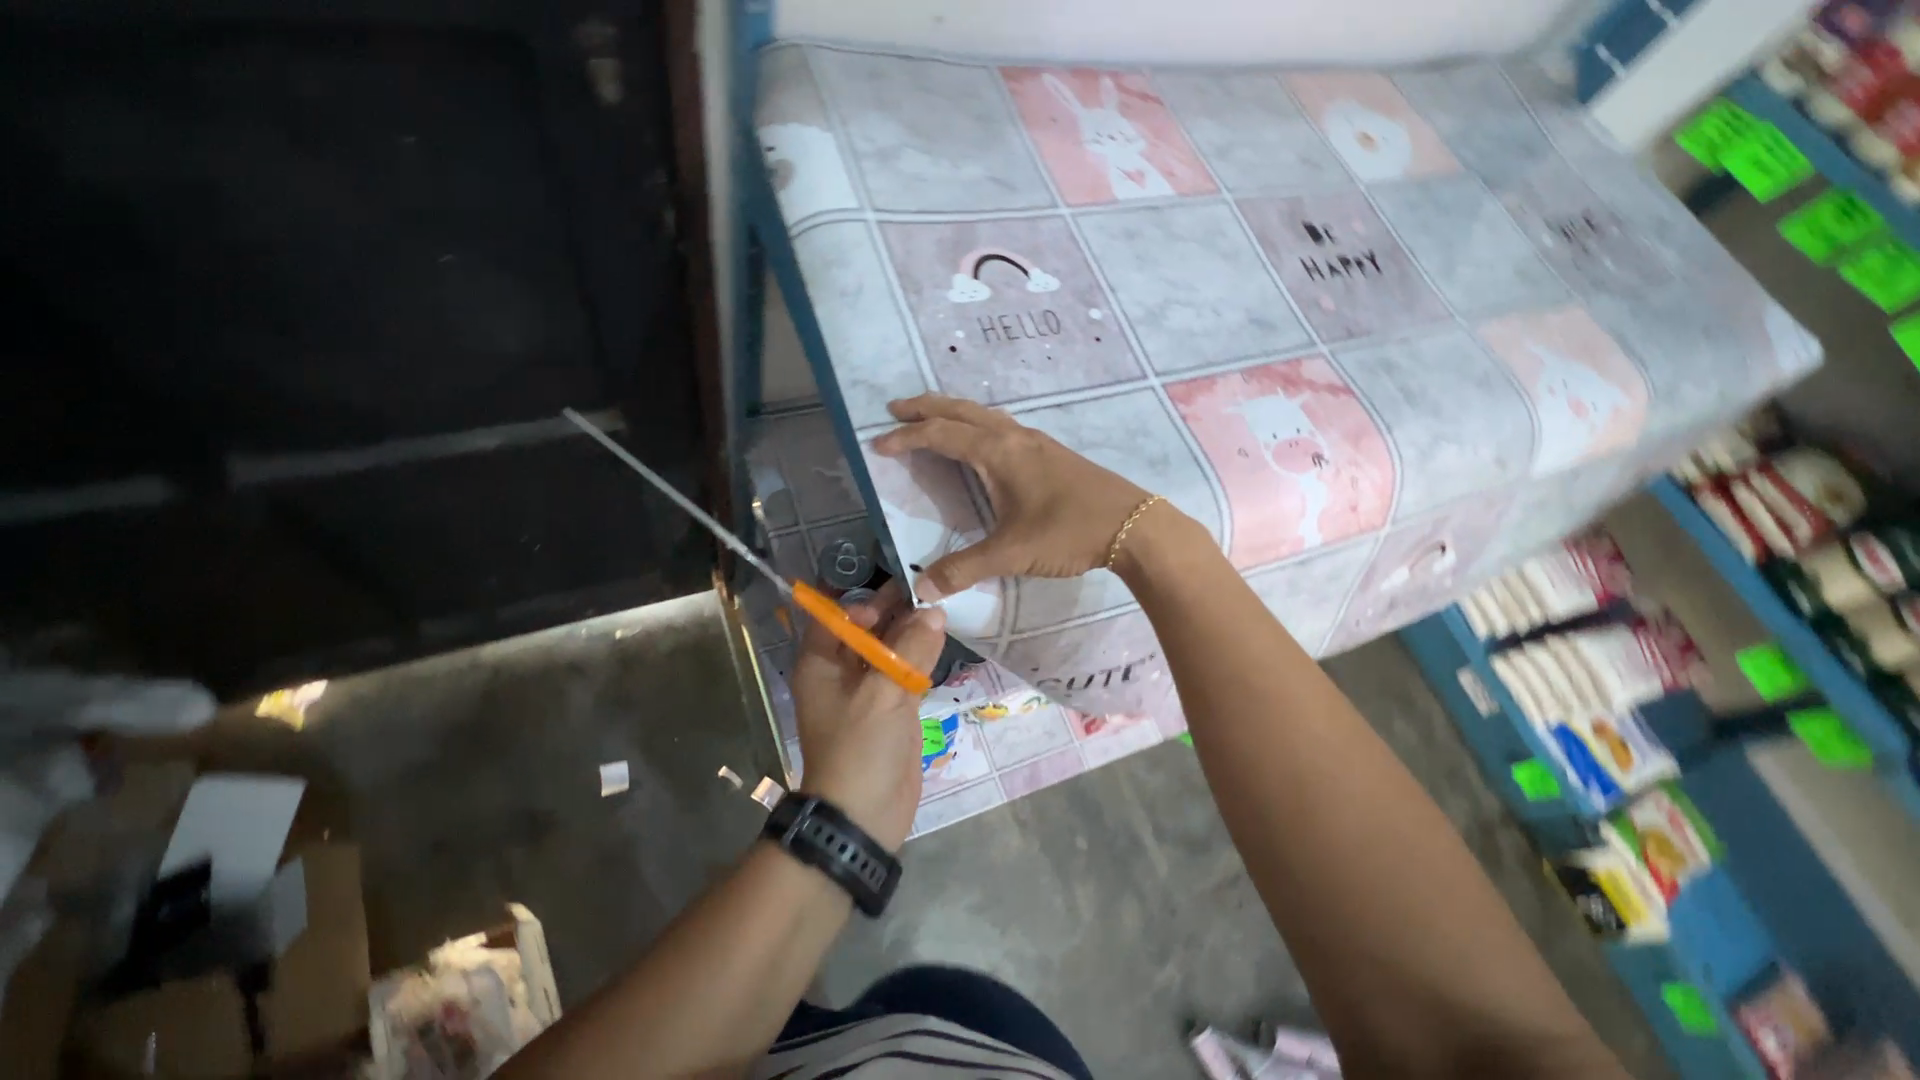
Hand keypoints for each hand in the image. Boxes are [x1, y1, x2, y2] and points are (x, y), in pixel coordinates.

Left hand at [789, 581, 947, 851]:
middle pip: (866, 630)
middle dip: (895, 611)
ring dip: (912, 633)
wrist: (862, 816)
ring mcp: (866, 693)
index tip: (904, 584)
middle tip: (933, 589)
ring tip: (944, 608)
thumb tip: (935, 612)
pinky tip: (943, 641)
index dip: (867, 597)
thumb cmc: (860, 748)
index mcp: (821, 663)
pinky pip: (903, 675)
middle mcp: (840, 673)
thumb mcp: (884, 693)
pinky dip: (920, 659)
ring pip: (889, 651)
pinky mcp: (889, 712)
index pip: (837, 615)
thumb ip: (910, 649)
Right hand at [873, 394, 1161, 598]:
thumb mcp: (1011, 553)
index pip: (941, 435)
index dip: (907, 437)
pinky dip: (977, 423)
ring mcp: (1036, 441)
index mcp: (998, 452)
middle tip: (895, 409)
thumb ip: (964, 568)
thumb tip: (922, 588)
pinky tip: (982, 442)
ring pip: (984, 414)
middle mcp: (1014, 437)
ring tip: (931, 418)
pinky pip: (1001, 425)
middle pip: (961, 410)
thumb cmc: (1069, 532)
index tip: (878, 444)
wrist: (1133, 526)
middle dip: (926, 407)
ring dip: (953, 412)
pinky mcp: (1051, 453)